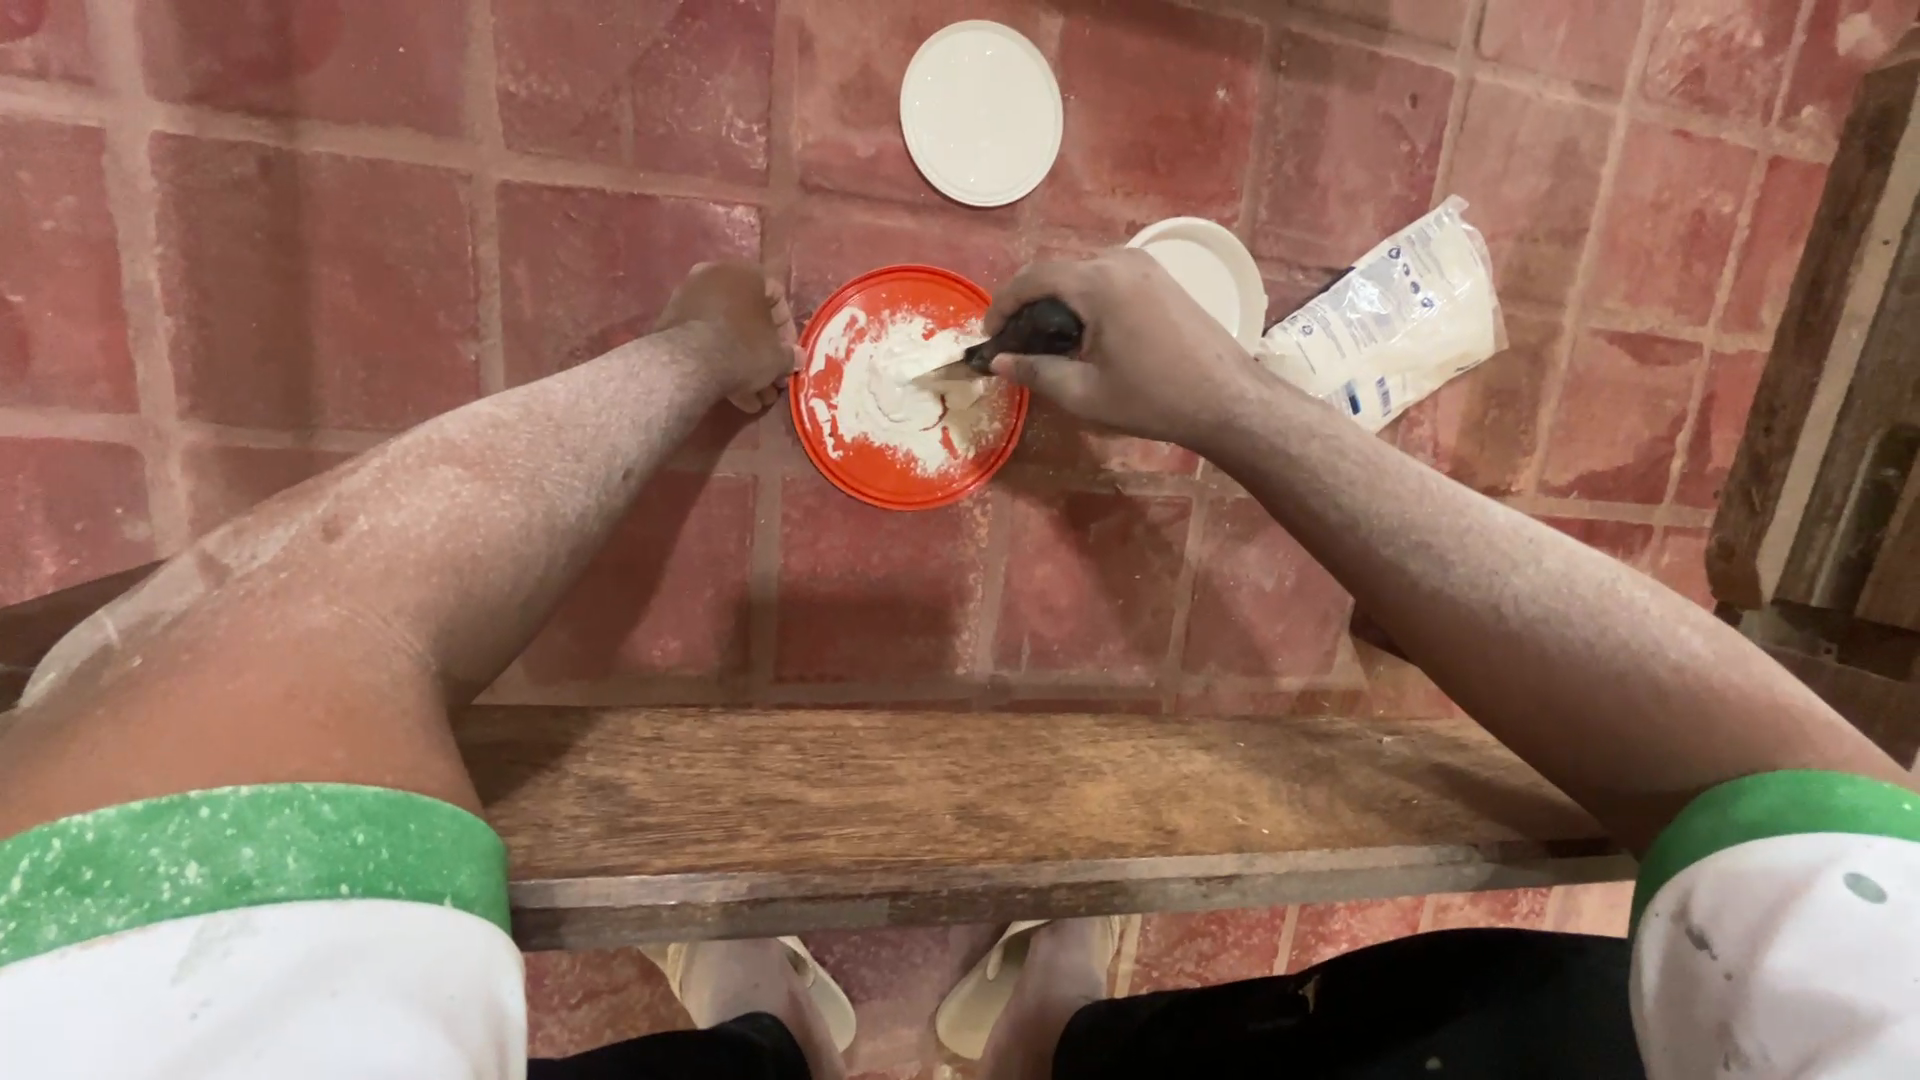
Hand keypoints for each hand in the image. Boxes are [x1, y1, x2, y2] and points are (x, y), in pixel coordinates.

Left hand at [654, 260, 802, 412]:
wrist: (688, 363)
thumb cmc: (743, 349)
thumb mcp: (777, 357)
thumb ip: (789, 355)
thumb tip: (796, 358)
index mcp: (745, 273)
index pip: (778, 298)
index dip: (788, 332)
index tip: (789, 357)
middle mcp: (714, 276)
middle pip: (749, 318)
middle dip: (763, 353)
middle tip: (772, 379)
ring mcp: (689, 297)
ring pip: (726, 332)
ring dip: (743, 364)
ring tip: (755, 398)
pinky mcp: (671, 321)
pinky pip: (705, 340)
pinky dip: (719, 363)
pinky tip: (733, 394)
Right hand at [985, 248, 1263, 448]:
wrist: (1226, 400)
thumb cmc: (1152, 399)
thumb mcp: (1084, 393)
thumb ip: (1035, 372)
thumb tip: (999, 363)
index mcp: (1099, 282)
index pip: (1034, 277)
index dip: (1003, 304)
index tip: (991, 336)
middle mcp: (1122, 260)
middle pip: (1059, 272)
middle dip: (1030, 304)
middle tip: (1017, 343)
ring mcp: (1147, 266)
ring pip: (1084, 274)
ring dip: (1059, 302)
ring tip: (1048, 343)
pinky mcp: (1163, 278)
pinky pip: (1110, 279)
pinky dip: (1087, 300)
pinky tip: (1085, 335)